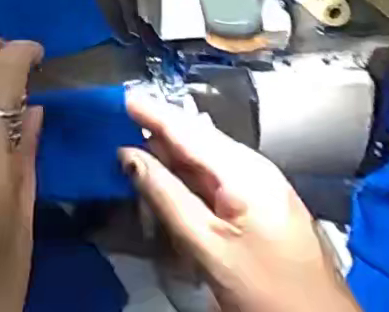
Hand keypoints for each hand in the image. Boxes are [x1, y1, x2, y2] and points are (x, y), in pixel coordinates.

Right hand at [120, 96, 358, 311]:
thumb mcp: (210, 249)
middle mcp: (253, 167)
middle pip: (196, 140)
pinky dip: (188, 179)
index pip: (188, 130)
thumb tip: (129, 156)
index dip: (153, 112)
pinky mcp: (260, 207)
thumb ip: (168, 198)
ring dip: (170, 157)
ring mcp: (260, 186)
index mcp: (245, 169)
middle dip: (158, 132)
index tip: (122, 96)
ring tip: (134, 150)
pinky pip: (216, 180)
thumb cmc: (269, 293)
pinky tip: (169, 184)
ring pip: (204, 160)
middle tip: (119, 126)